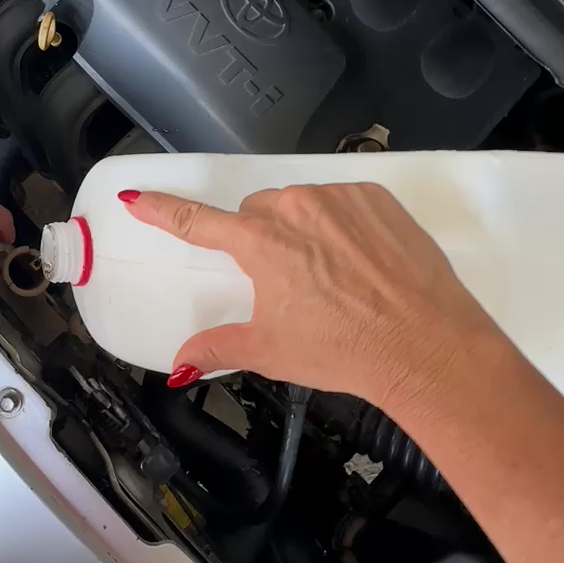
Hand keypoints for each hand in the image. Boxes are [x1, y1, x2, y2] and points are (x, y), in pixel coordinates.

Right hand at [123, 183, 513, 417]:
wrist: (428, 347)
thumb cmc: (343, 349)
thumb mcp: (272, 350)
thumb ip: (218, 347)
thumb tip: (179, 365)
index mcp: (259, 243)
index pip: (196, 220)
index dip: (161, 209)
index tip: (135, 197)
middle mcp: (293, 208)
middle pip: (256, 212)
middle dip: (260, 238)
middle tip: (286, 280)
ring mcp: (337, 198)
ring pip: (299, 204)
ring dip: (302, 228)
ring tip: (331, 273)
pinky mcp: (375, 197)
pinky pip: (340, 201)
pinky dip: (340, 223)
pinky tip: (360, 260)